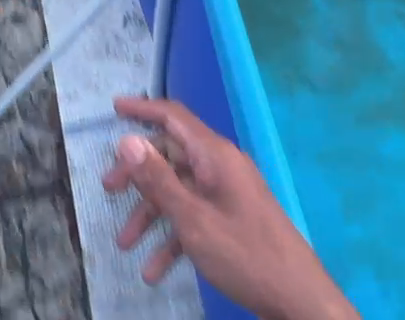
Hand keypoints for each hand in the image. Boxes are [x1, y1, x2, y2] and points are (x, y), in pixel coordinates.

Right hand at [103, 97, 357, 319]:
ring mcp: (227, 192)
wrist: (296, 296)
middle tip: (108, 189)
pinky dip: (173, 236)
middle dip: (138, 173)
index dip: (143, 110)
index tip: (114, 108)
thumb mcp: (193, 219)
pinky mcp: (232, 218)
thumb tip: (127, 140)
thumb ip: (158, 179)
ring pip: (179, 190)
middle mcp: (221, 165)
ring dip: (151, 214)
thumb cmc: (243, 252)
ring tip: (124, 242)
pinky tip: (154, 269)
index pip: (174, 117)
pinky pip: (194, 215)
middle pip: (172, 154)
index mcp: (214, 155)